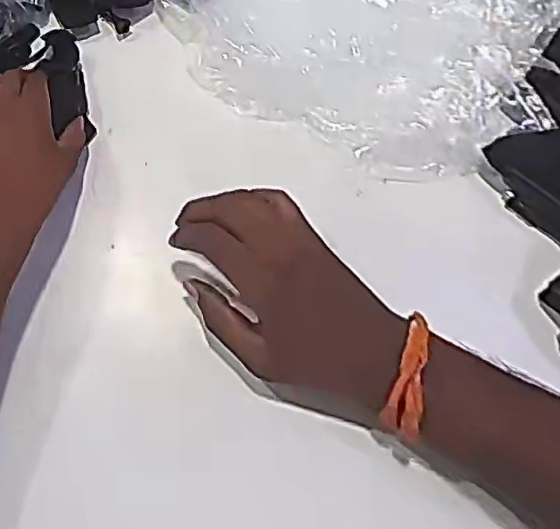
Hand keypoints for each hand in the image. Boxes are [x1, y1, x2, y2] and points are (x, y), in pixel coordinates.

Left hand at [0, 69, 88, 263]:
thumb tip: (76, 125)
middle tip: (29, 87)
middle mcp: (4, 105)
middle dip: (21, 77)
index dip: (43, 77)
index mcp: (31, 106)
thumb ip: (73, 135)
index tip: (46, 83)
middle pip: (11, 74)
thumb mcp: (65, 161)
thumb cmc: (30, 189)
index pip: (36, 76)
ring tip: (7, 98)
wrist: (0, 211)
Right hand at [171, 189, 405, 415]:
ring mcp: (296, 238)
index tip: (178, 243)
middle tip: (183, 226)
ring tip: (204, 213)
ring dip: (220, 201)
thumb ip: (219, 321)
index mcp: (261, 280)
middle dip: (197, 212)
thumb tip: (194, 286)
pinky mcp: (311, 235)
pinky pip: (276, 201)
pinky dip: (252, 196)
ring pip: (248, 200)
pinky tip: (242, 206)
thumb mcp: (260, 360)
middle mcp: (277, 249)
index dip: (187, 236)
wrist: (381, 358)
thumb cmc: (320, 364)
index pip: (212, 239)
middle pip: (226, 210)